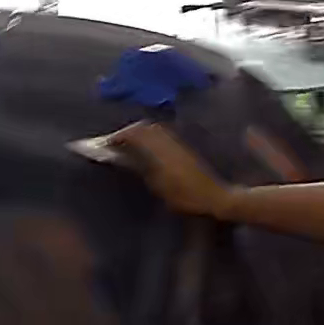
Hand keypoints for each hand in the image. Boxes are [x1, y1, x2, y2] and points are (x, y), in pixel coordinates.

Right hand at [104, 122, 239, 218]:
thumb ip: (144, 169)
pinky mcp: (183, 148)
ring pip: (153, 128)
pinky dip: (148, 134)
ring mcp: (177, 143)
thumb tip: (130, 157)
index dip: (120, 137)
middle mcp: (168, 141)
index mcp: (160, 150)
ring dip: (139, 131)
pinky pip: (161, 133)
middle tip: (115, 141)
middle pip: (144, 127)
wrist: (215, 196)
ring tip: (128, 141)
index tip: (108, 143)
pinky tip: (146, 145)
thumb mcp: (160, 187)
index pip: (136, 135)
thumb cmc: (186, 197)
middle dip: (128, 131)